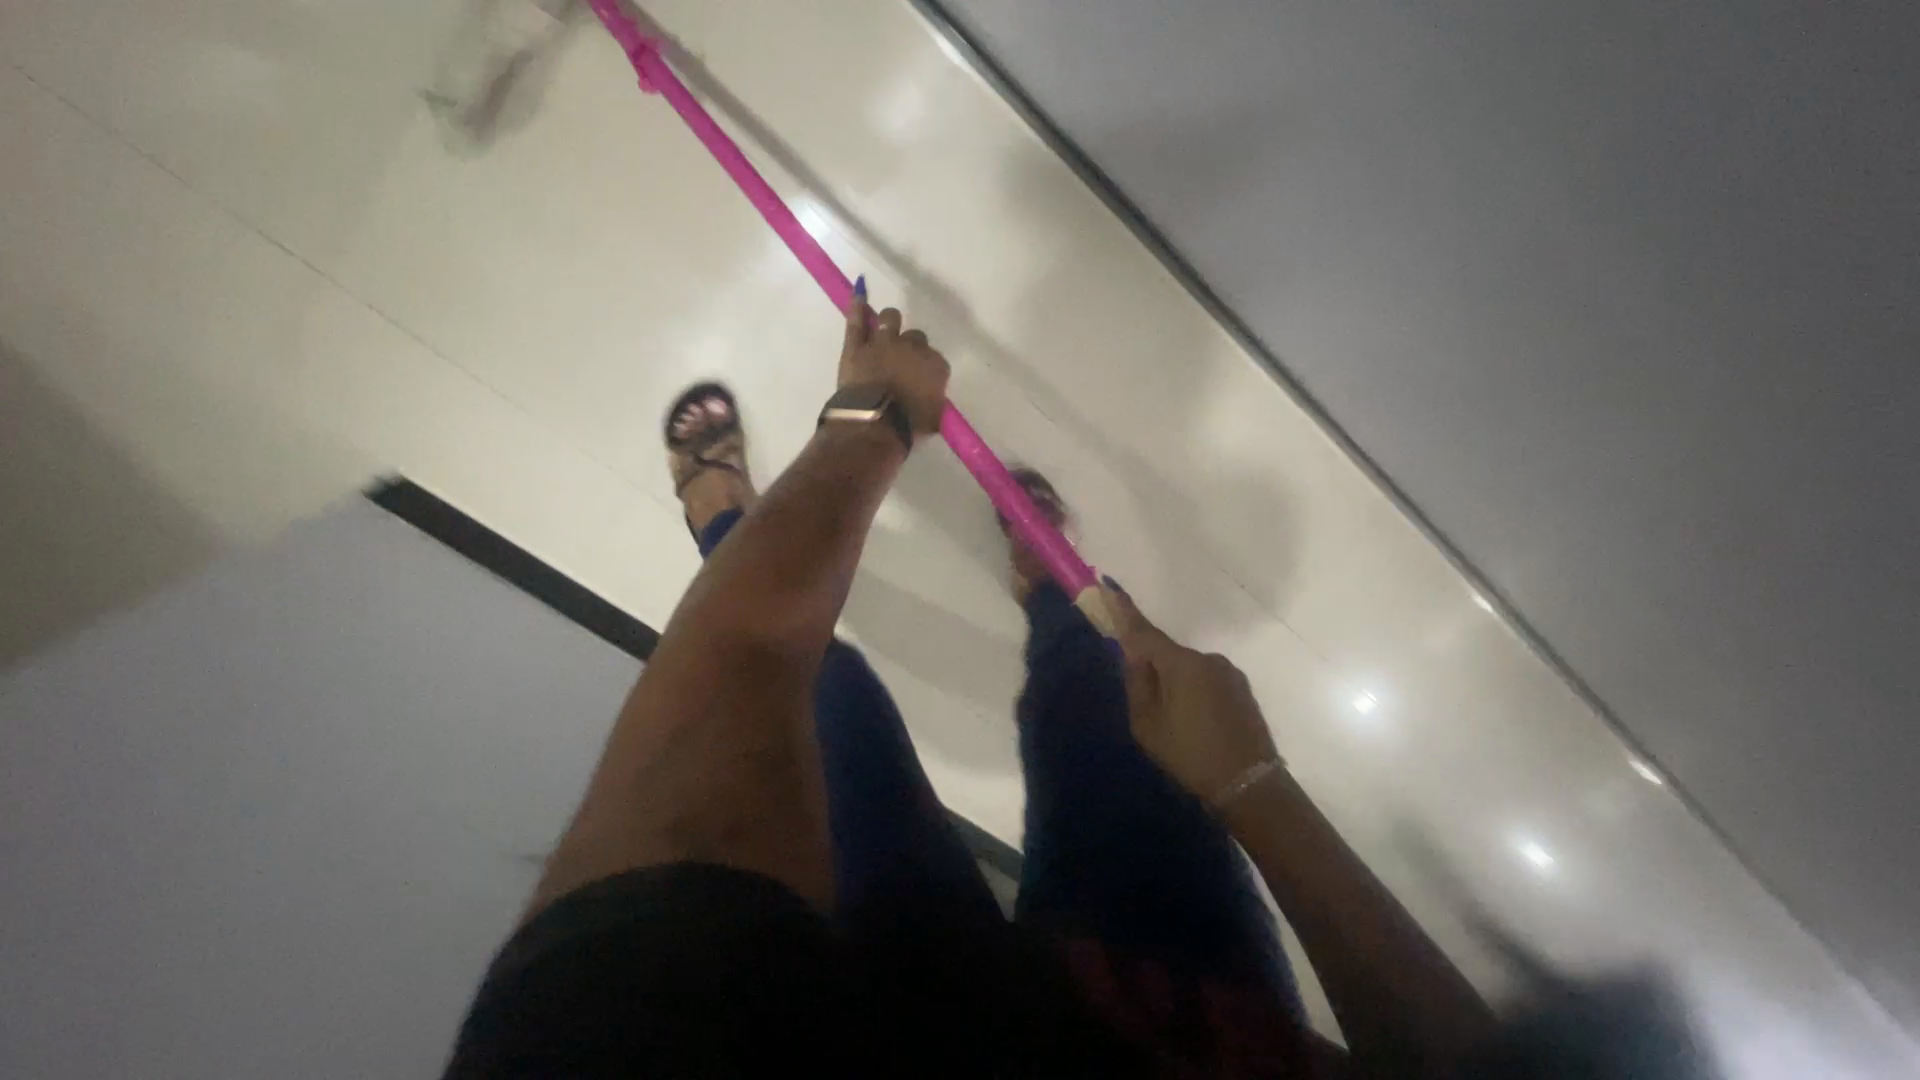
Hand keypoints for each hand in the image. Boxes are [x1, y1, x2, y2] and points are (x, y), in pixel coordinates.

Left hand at [840, 292, 950, 436]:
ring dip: (890, 322)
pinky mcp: (857, 346)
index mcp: (935, 365)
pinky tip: (859, 291)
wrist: (874, 424)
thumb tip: (928, 398)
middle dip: (910, 347)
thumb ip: (932, 400)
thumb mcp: (933, 417)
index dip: (927, 369)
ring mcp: (883, 342)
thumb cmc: (908, 427)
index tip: (921, 381)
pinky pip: (857, 320)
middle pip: (915, 337)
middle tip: (902, 362)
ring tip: (887, 328)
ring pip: (891, 318)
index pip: (935, 360)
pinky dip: (858, 306)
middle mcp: (912, 347)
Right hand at [1107, 585, 1280, 805]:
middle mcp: (1206, 659)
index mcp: (1180, 664)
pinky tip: (1198, 726)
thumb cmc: (1190, 754)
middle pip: (1166, 654)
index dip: (1123, 609)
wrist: (1250, 785)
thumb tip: (1133, 654)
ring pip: (1188, 670)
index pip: (1143, 630)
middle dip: (1152, 669)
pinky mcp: (1242, 689)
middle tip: (1148, 707)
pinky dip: (1196, 695)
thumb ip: (1137, 683)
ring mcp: (1228, 673)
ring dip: (1176, 686)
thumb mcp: (1148, 724)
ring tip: (1178, 727)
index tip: (1108, 584)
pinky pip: (1207, 682)